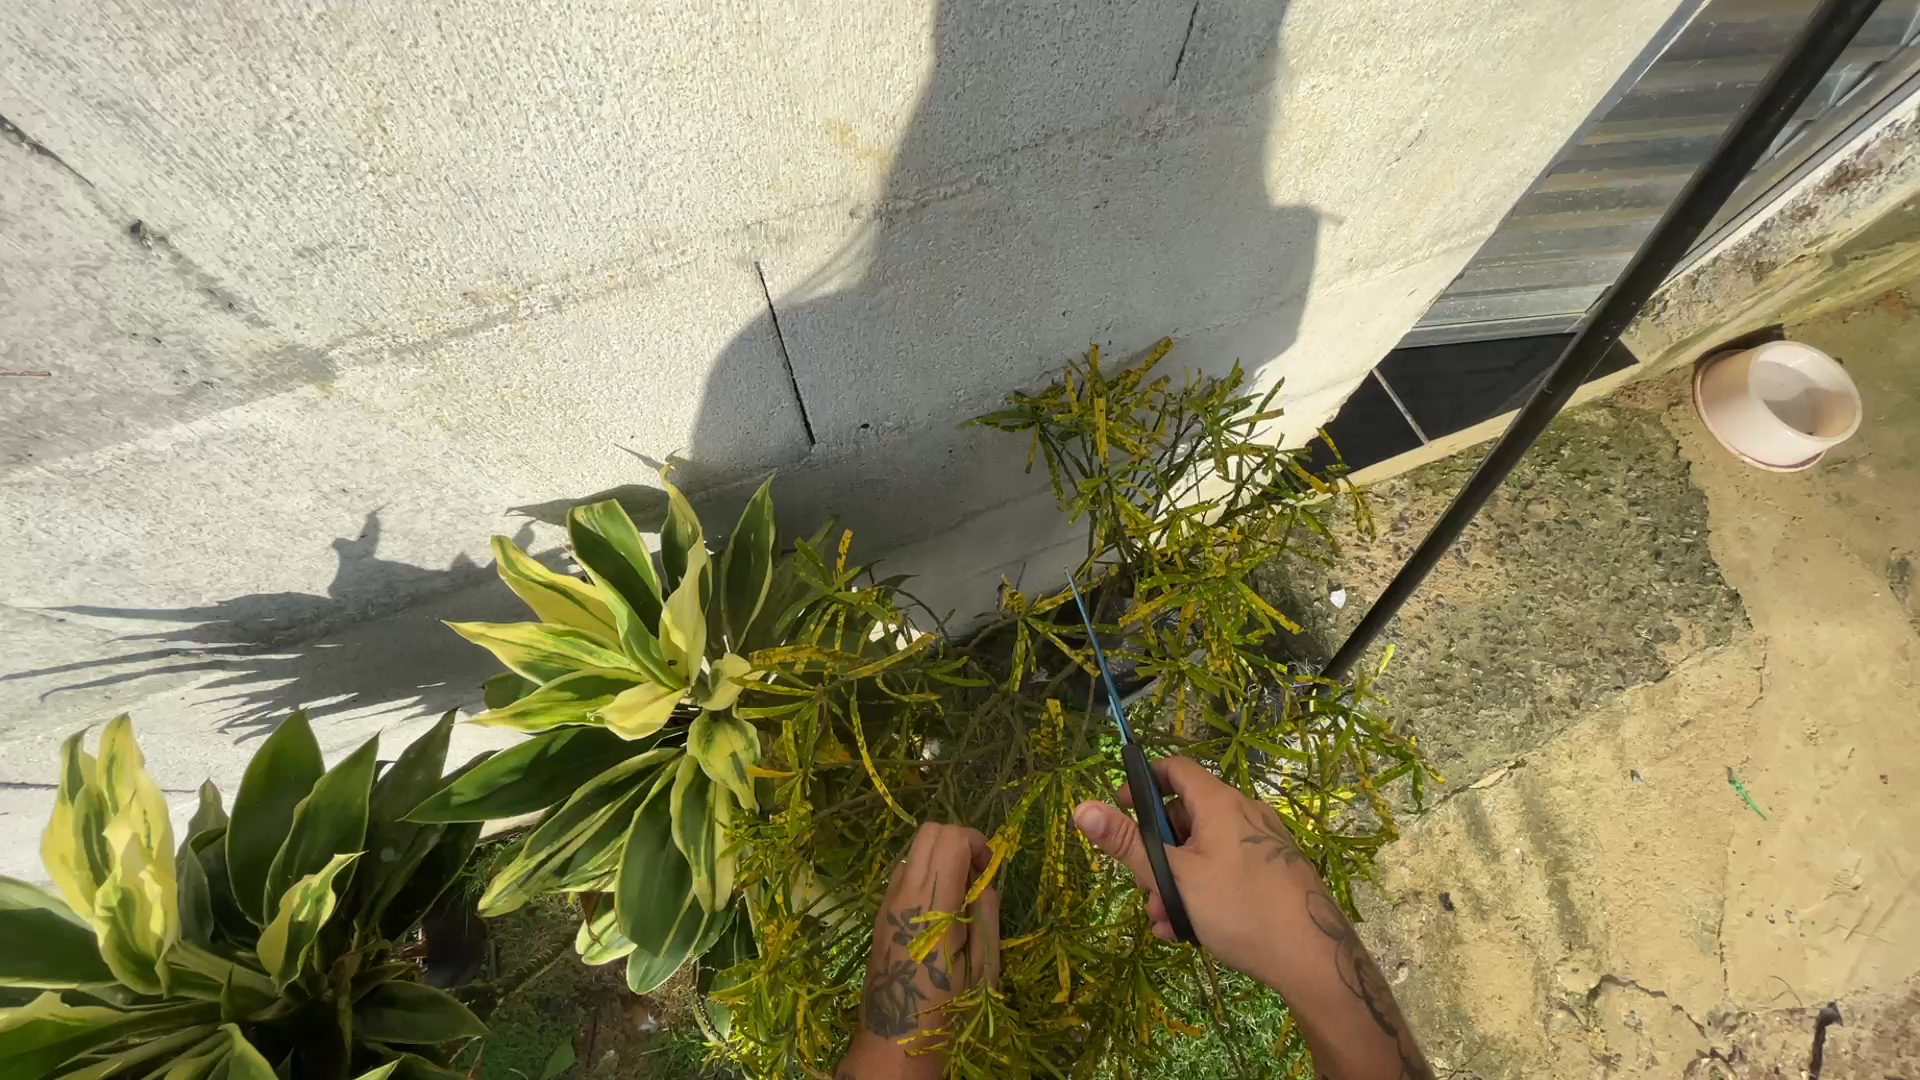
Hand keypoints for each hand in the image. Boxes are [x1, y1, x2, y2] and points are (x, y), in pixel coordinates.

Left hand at [836, 822, 1000, 1079]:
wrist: (893, 1044)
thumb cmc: (947, 1011)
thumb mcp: (984, 968)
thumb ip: (987, 914)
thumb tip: (985, 880)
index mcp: (933, 904)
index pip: (952, 838)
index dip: (978, 842)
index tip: (990, 870)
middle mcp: (905, 892)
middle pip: (931, 830)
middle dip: (959, 840)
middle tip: (976, 875)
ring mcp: (888, 899)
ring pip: (916, 847)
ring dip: (941, 855)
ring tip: (959, 894)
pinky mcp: (881, 910)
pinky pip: (906, 869)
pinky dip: (926, 871)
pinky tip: (939, 908)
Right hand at [1073, 757, 1431, 1079]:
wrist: (1318, 963)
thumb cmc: (1240, 909)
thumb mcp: (1175, 878)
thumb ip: (1127, 844)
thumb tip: (1081, 808)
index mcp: (1219, 802)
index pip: (1175, 767)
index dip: (1143, 781)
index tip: (1122, 807)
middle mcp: (1243, 813)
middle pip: (1185, 814)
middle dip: (1156, 850)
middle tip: (1141, 882)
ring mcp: (1263, 844)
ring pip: (1204, 849)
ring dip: (1175, 879)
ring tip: (1162, 919)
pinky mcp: (1275, 873)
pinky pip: (1226, 868)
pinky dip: (1202, 889)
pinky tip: (1188, 930)